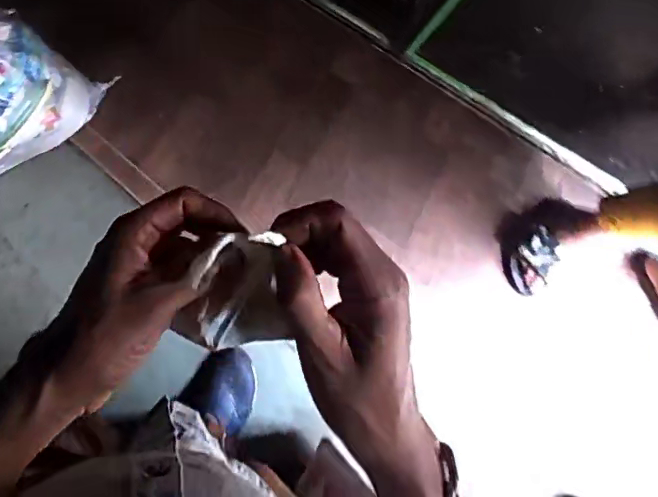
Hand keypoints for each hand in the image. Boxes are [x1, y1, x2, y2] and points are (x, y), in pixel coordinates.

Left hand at [29, 186, 244, 413]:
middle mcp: (137, 238)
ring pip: (181, 246)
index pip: (182, 202)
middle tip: (245, 256)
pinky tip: (216, 295)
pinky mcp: (140, 285)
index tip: (241, 234)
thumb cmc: (106, 336)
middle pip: (184, 220)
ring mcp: (138, 262)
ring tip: (238, 276)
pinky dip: (195, 276)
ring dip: (208, 257)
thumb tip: (230, 256)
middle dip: (215, 234)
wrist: (67, 375)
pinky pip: (174, 269)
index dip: (214, 212)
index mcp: (134, 231)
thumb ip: (193, 276)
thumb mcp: (154, 305)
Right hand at [272, 202, 440, 496]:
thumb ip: (301, 298)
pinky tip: (297, 280)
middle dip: (299, 231)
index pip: (339, 222)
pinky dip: (314, 257)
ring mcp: (380, 277)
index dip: (301, 222)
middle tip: (268, 258)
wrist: (389, 436)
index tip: (270, 246)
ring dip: (304, 243)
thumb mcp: (321, 354)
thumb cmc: (356, 401)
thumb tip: (282, 249)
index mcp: (378, 282)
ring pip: (336, 236)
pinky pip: (339, 255)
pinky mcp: (372, 288)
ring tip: (278, 270)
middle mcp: (384, 270)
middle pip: (337, 224)